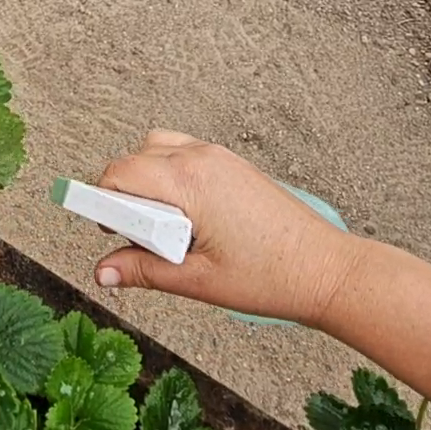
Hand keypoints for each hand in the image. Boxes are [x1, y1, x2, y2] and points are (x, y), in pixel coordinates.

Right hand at [92, 130, 364, 327]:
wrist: (328, 270)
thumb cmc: (272, 276)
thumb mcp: (197, 280)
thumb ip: (143, 271)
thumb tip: (103, 272)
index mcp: (189, 183)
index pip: (120, 173)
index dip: (102, 200)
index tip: (104, 227)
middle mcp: (200, 158)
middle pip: (133, 159)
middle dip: (124, 195)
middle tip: (141, 237)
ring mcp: (216, 155)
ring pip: (154, 148)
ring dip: (144, 179)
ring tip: (162, 223)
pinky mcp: (228, 161)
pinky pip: (179, 151)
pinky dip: (167, 173)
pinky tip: (182, 211)